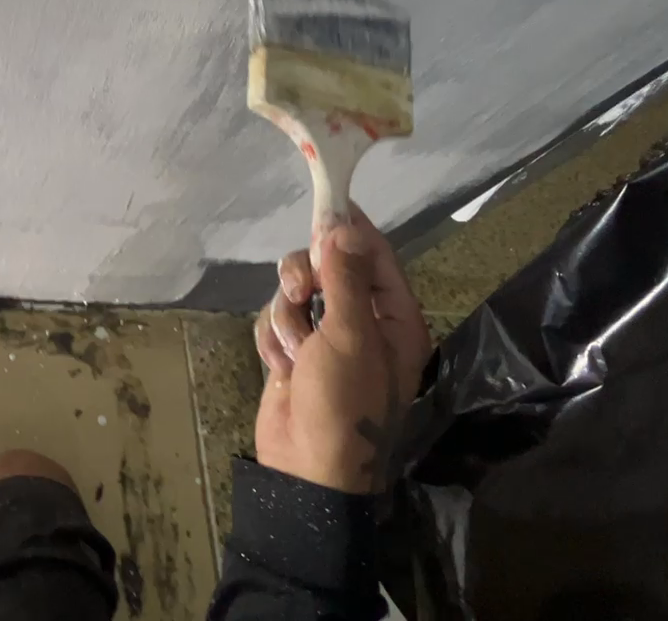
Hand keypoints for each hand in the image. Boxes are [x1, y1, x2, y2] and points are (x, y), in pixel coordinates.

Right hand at [252, 211, 430, 493]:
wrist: (306, 465)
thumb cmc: (343, 403)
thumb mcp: (349, 337)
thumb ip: (344, 278)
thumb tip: (342, 227)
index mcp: (392, 319)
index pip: (374, 257)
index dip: (351, 230)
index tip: (327, 203)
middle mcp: (360, 322)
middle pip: (325, 268)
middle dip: (305, 280)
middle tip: (300, 292)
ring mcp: (323, 336)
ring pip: (293, 292)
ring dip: (287, 319)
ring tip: (296, 352)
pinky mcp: (293, 349)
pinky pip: (275, 319)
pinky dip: (274, 340)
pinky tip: (283, 368)